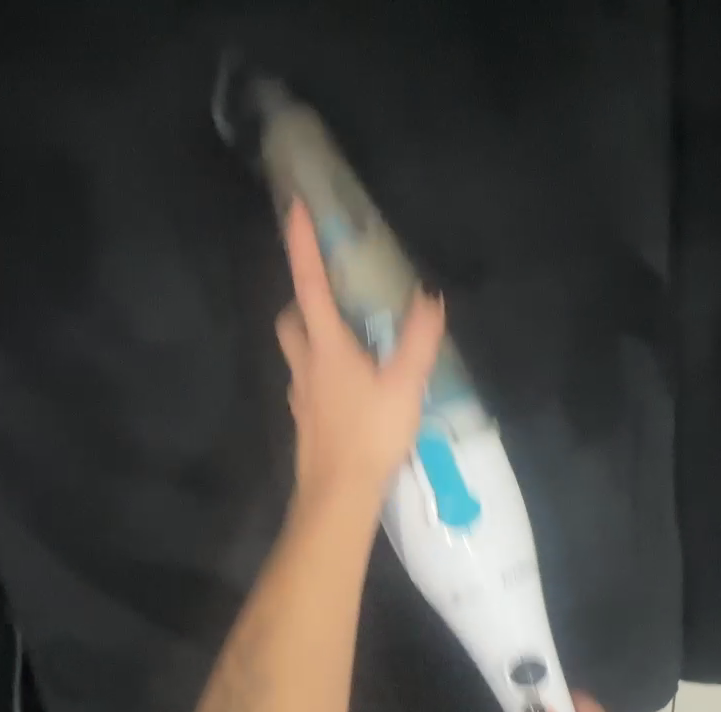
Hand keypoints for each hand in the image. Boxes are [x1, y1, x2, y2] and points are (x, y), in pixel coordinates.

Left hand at [276, 200, 444, 516]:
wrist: (337, 495)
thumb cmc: (370, 436)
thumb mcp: (406, 386)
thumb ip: (419, 340)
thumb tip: (430, 299)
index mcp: (327, 347)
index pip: (310, 285)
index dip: (302, 245)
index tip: (295, 207)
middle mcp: (305, 366)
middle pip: (289, 320)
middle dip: (301, 301)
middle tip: (329, 297)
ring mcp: (301, 397)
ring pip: (295, 354)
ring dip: (310, 338)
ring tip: (347, 344)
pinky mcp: (304, 423)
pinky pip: (305, 385)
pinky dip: (319, 375)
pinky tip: (345, 391)